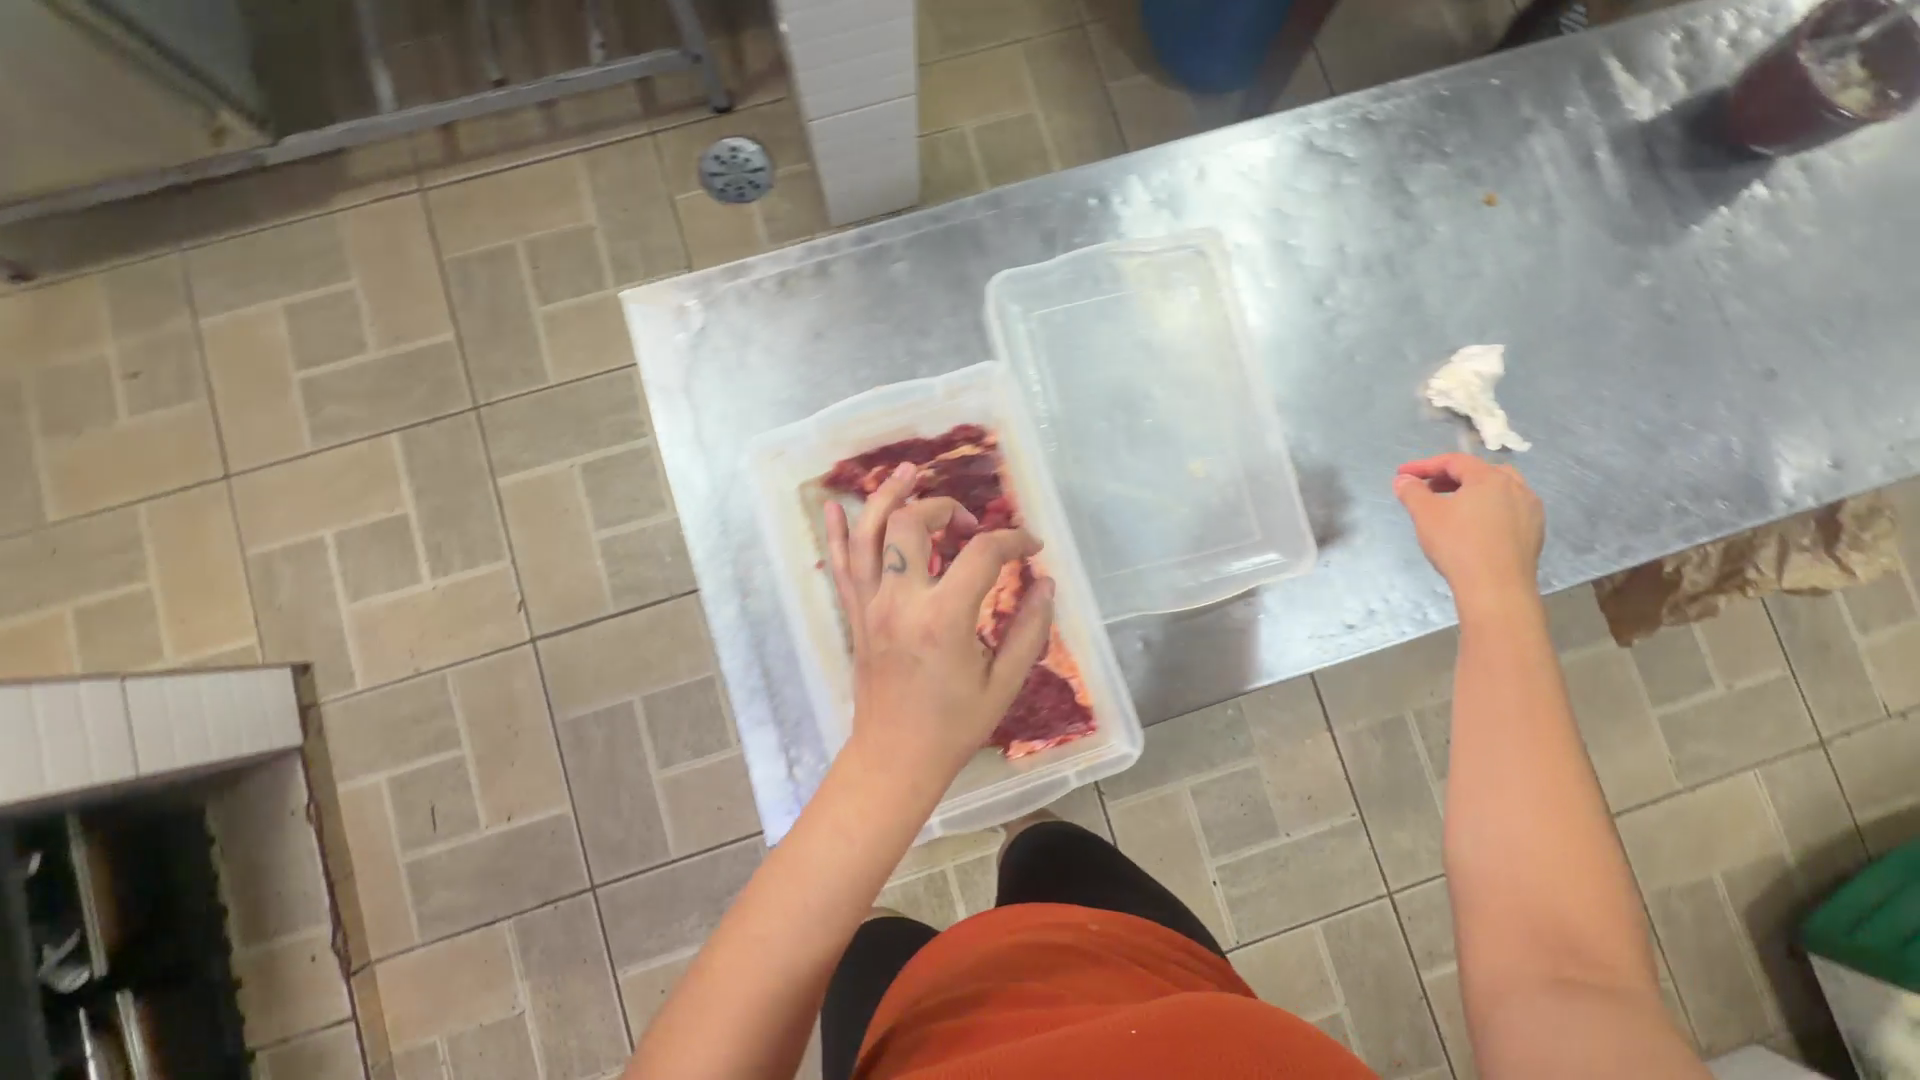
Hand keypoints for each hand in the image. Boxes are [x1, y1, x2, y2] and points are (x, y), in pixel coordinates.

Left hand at [824, 462, 1054, 776]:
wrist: (895, 757)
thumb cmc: (954, 726)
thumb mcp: (1004, 683)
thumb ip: (1029, 629)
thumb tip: (1045, 583)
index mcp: (944, 618)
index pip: (982, 553)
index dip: (1013, 540)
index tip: (1031, 548)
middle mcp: (901, 601)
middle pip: (913, 524)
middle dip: (945, 509)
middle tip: (970, 526)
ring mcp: (870, 606)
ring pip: (869, 534)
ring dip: (888, 497)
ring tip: (910, 472)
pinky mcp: (855, 615)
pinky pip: (840, 566)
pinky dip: (837, 534)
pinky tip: (835, 507)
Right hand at [1394, 453, 1543, 604]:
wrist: (1496, 587)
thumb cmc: (1458, 545)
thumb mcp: (1425, 515)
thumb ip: (1412, 492)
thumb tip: (1403, 480)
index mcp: (1489, 478)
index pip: (1454, 461)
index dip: (1425, 465)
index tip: (1403, 473)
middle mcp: (1516, 487)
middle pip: (1480, 472)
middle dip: (1451, 477)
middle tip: (1428, 489)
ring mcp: (1530, 510)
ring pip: (1500, 490)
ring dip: (1473, 492)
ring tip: (1454, 506)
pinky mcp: (1535, 531)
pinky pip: (1510, 509)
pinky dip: (1489, 509)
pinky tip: (1476, 527)